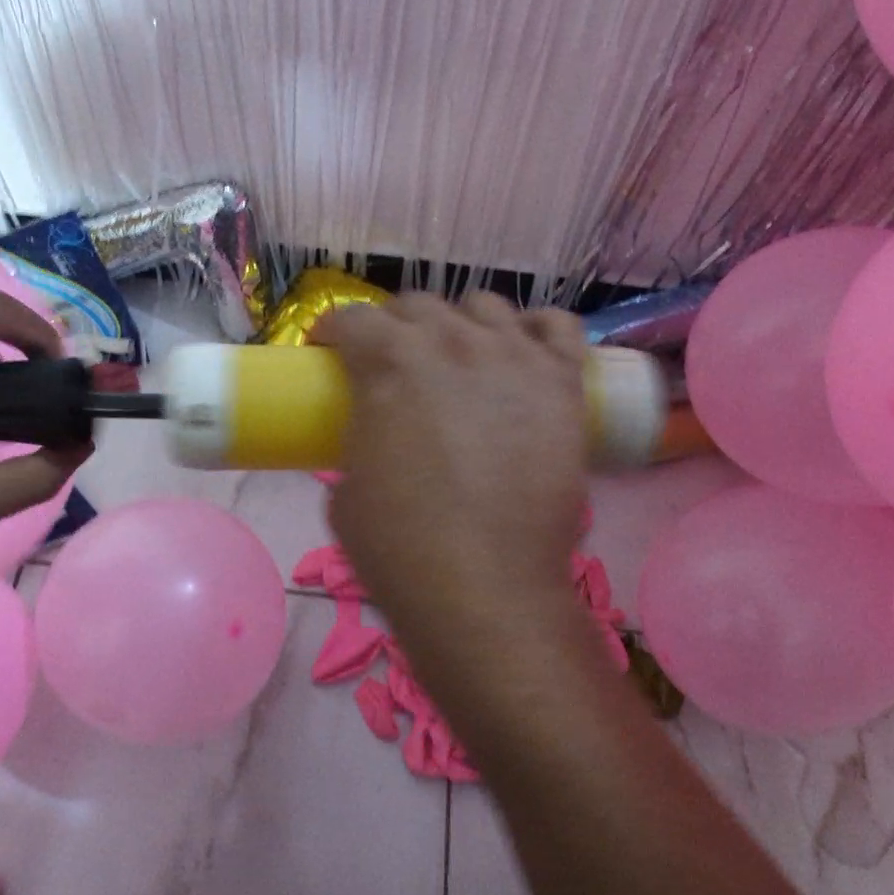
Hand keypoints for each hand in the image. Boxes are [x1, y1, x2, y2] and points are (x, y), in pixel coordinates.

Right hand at [320, 294, 588, 626]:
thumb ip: (359, 441)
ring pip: (484, 306)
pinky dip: (535, 331)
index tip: (332, 354)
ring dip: (460, 324)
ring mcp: (515, 357)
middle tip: (392, 365)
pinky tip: (522, 354)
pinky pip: (556, 327)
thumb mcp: (346, 489)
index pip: (352, 319)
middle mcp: (453, 342)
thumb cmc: (401, 548)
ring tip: (460, 358)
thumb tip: (374, 434)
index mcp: (390, 363)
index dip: (334, 333)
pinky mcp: (562, 383)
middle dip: (394, 327)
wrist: (485, 589)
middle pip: (416, 305)